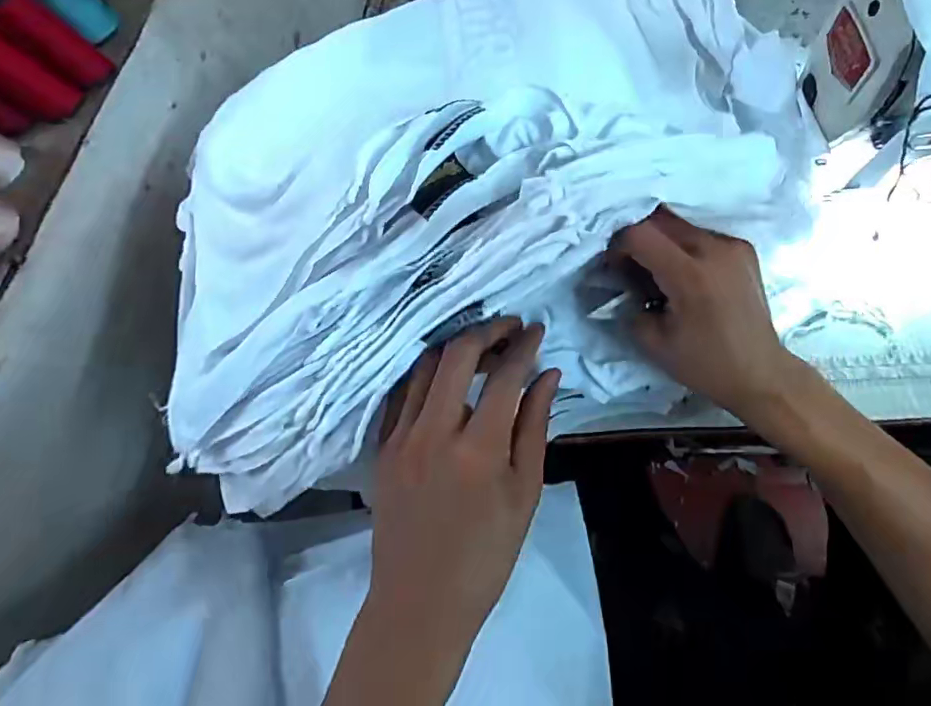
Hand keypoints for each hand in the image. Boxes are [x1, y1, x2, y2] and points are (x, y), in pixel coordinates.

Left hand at [365, 318, 560, 655]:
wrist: (419, 605)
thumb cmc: (486, 555)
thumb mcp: (525, 493)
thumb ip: (535, 426)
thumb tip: (547, 374)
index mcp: (478, 449)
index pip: (505, 375)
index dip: (524, 345)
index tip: (537, 329)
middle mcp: (434, 433)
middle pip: (457, 354)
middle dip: (488, 330)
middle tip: (510, 326)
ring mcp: (401, 439)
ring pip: (424, 366)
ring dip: (456, 346)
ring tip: (483, 346)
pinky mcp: (382, 449)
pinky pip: (402, 393)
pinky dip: (427, 373)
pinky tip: (445, 375)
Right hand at [608, 208, 809, 424]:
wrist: (761, 372)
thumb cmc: (706, 363)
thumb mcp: (654, 343)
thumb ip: (630, 306)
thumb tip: (622, 284)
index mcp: (690, 275)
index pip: (640, 234)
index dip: (619, 246)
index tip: (616, 267)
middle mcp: (714, 250)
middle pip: (660, 219)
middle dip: (639, 237)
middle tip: (633, 266)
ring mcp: (733, 245)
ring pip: (682, 223)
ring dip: (663, 239)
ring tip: (661, 271)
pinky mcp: (744, 248)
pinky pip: (703, 234)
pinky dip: (686, 246)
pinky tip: (688, 273)